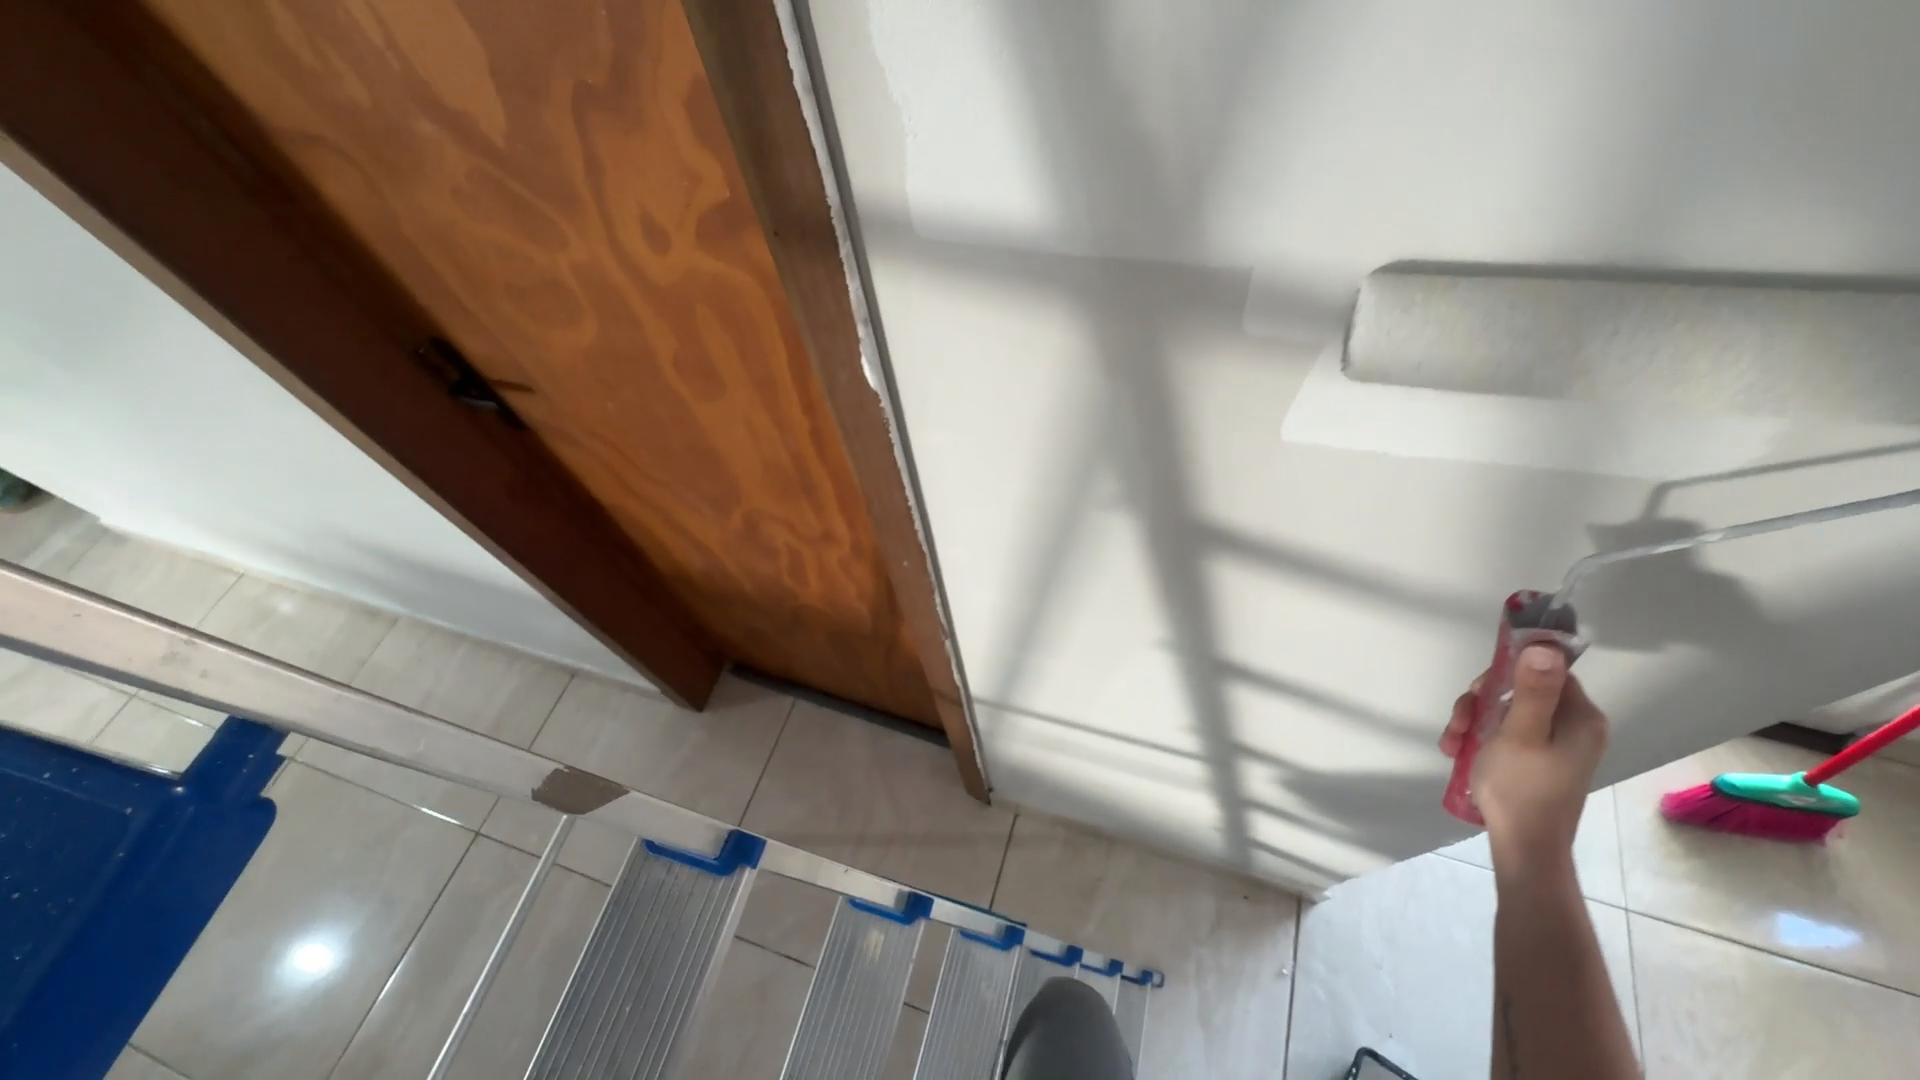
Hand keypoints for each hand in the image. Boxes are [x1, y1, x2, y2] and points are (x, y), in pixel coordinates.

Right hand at [1440, 645, 1608, 880]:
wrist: (1525, 848)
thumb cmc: (1521, 789)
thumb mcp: (1520, 735)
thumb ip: (1532, 691)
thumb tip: (1545, 645)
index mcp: (1580, 718)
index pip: (1545, 671)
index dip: (1507, 674)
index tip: (1479, 691)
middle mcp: (1573, 727)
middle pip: (1519, 691)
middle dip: (1480, 702)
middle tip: (1458, 722)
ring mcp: (1555, 745)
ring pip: (1505, 712)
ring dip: (1471, 721)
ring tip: (1451, 743)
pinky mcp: (1537, 760)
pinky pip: (1505, 734)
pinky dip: (1478, 738)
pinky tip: (1457, 752)